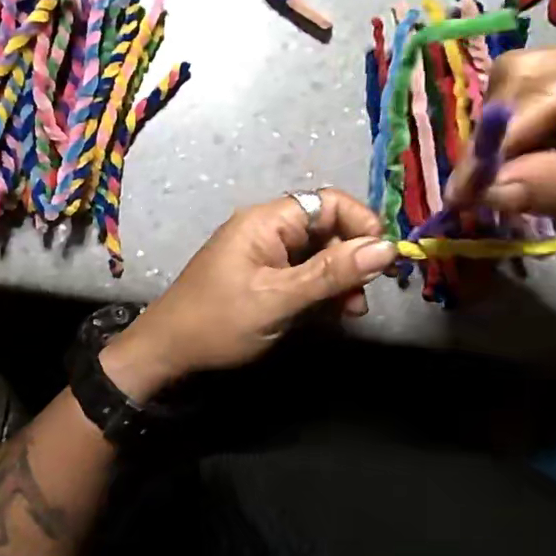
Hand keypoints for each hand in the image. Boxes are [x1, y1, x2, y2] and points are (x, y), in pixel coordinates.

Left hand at [99, 189, 399, 399]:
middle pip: (327, 229)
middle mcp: (268, 229)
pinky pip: (304, 273)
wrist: (168, 352)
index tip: (383, 261)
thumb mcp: (279, 299)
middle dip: (352, 260)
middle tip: (362, 298)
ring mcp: (266, 253)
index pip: (329, 203)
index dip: (361, 225)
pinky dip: (322, 291)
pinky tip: (331, 314)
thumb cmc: (219, 322)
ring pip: (320, 255)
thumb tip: (387, 248)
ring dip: (340, 280)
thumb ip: (331, 273)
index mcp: (266, 221)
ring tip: (349, 312)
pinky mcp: (265, 276)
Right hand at [448, 47, 555, 291]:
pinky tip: (522, 178)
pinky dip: (526, 144)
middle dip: (496, 127)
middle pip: (536, 70)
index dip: (501, 136)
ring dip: (506, 135)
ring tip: (496, 185)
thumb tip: (485, 188)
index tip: (464, 190)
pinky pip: (552, 111)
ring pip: (535, 86)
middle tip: (478, 187)